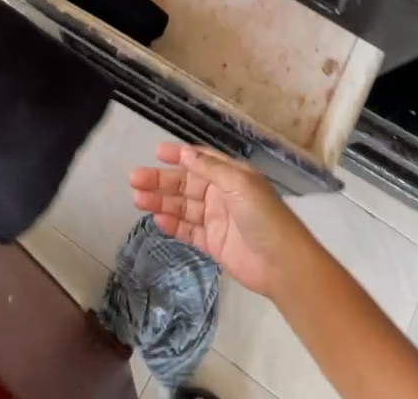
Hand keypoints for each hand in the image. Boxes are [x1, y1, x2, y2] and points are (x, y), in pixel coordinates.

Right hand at [129, 143, 317, 296]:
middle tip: (135, 180)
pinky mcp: (213, 243)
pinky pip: (188, 231)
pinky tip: (157, 219)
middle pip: (186, 184)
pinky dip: (173, 225)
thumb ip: (210, 169)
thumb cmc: (263, 216)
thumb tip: (185, 153)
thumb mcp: (239, 184)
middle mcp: (222, 194)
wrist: (282, 263)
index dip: (180, 156)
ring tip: (138, 199)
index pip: (201, 161)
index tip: (157, 153)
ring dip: (161, 201)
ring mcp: (217, 219)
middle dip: (161, 181)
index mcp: (231, 176)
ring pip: (183, 207)